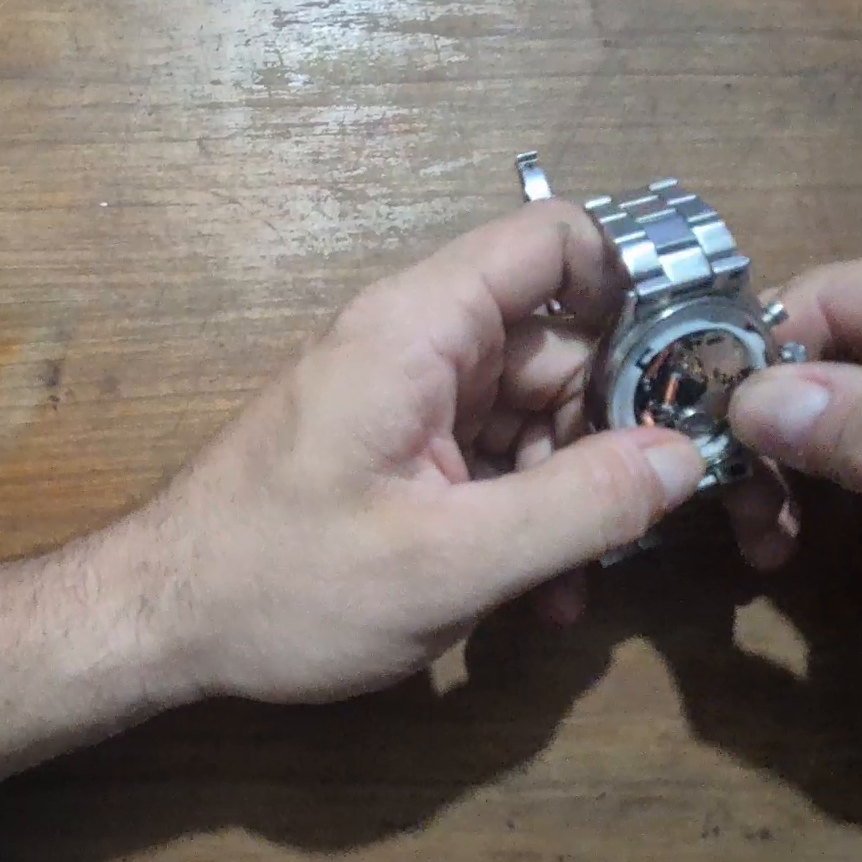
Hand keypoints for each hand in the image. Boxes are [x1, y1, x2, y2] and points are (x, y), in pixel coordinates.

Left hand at [113, 201, 706, 703]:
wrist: (168, 619)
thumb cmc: (284, 584)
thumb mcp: (447, 560)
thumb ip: (577, 506)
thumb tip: (684, 455)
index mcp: (419, 329)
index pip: (553, 242)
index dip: (637, 288)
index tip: (693, 375)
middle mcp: (416, 345)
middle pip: (559, 343)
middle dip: (611, 430)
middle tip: (643, 523)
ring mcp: (406, 400)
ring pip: (531, 414)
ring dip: (569, 493)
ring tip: (569, 586)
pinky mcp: (398, 450)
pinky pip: (488, 458)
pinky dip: (521, 512)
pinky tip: (532, 592)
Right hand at [726, 216, 861, 676]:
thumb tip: (752, 402)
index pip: (849, 295)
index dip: (759, 366)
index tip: (709, 454)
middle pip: (830, 333)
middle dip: (769, 425)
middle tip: (742, 517)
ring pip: (831, 373)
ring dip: (784, 454)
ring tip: (769, 534)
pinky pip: (861, 404)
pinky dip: (818, 464)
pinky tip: (806, 517)